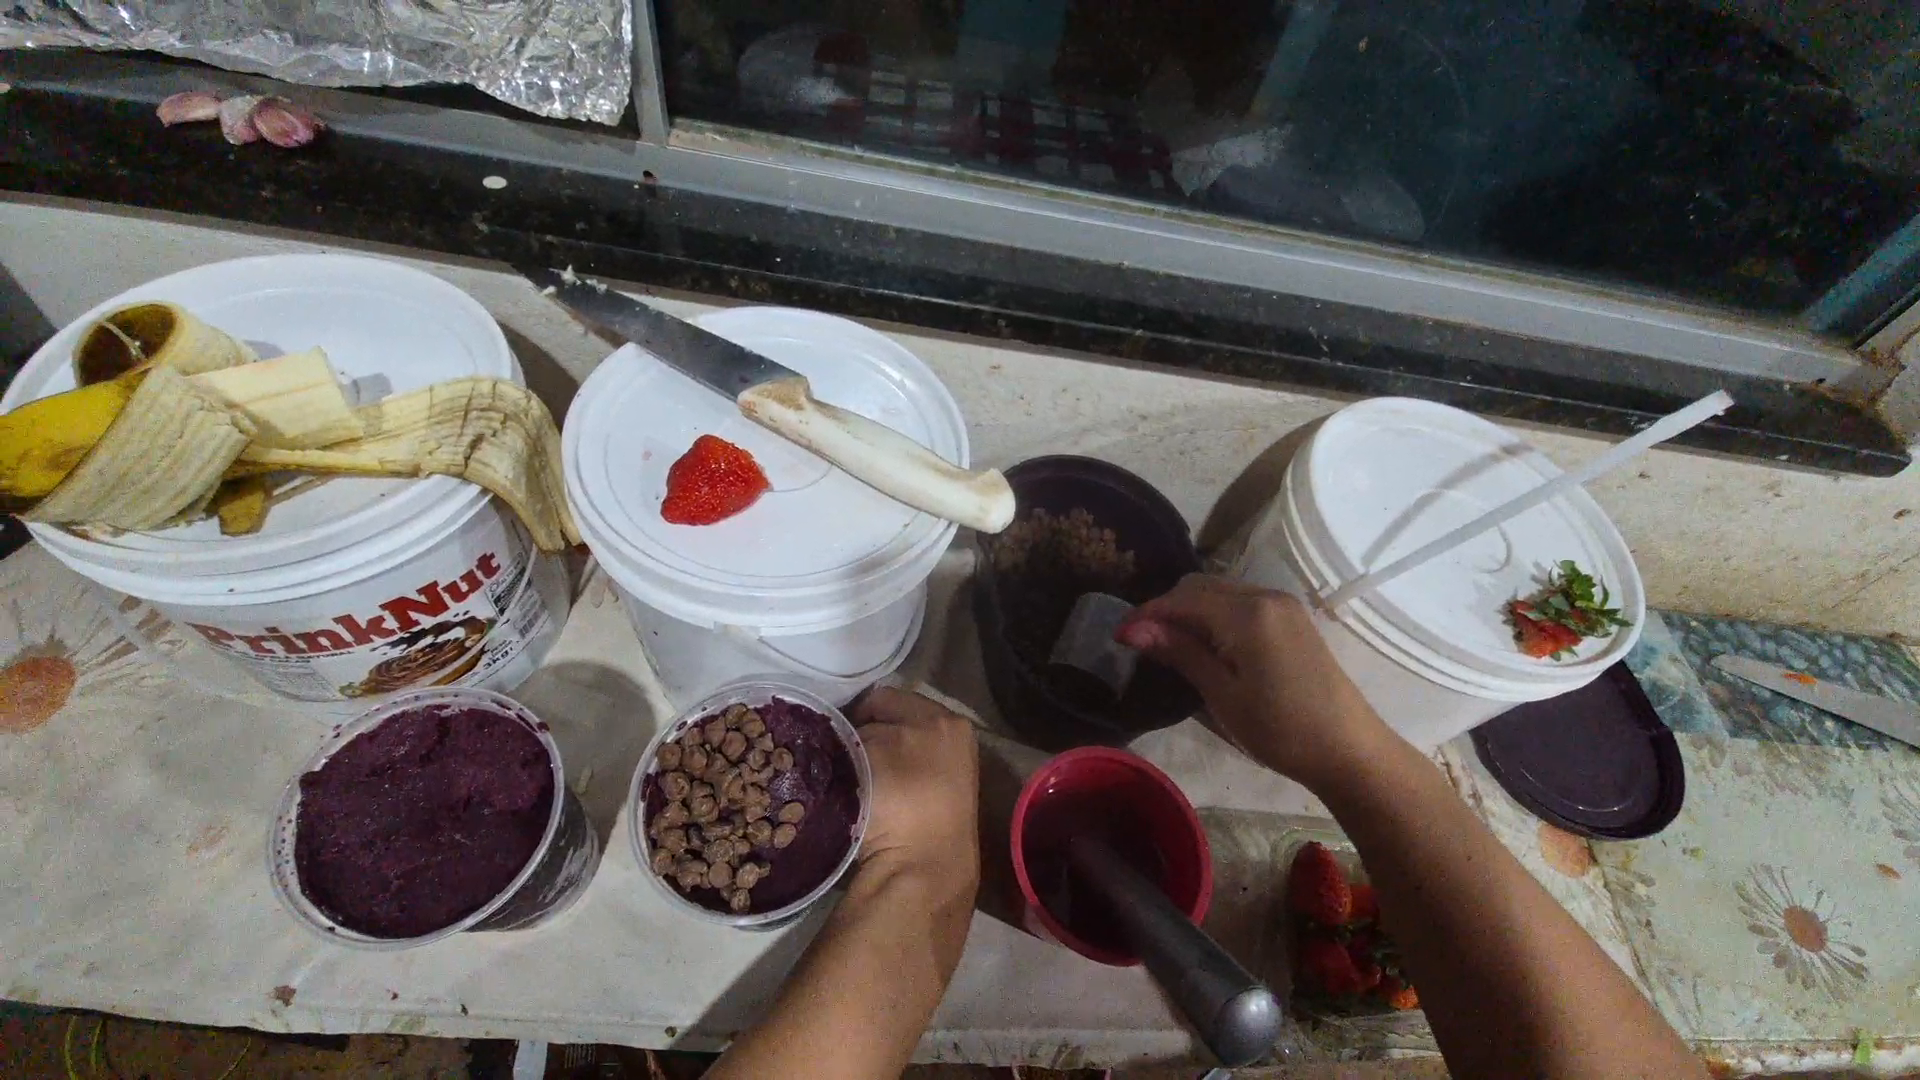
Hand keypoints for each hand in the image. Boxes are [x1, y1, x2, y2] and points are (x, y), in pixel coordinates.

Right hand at [849, 687, 980, 893]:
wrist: (920, 868)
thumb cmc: (893, 798)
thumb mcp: (863, 750)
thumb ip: (853, 732)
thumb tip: (841, 735)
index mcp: (945, 718)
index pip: (884, 699)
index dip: (854, 714)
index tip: (834, 735)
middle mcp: (958, 738)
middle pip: (898, 723)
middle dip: (870, 735)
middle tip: (842, 757)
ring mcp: (959, 772)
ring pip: (904, 751)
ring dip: (881, 760)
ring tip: (856, 779)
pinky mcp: (952, 804)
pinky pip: (912, 779)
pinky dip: (893, 783)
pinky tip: (876, 798)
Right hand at [1118, 574, 1395, 789]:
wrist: (1350, 750)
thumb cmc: (1281, 729)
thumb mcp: (1222, 694)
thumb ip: (1180, 652)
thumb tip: (1133, 629)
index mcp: (1248, 613)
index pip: (1181, 600)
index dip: (1146, 614)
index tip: (1116, 636)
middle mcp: (1265, 595)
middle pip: (1199, 587)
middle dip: (1166, 609)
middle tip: (1142, 644)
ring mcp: (1282, 605)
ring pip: (1219, 592)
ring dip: (1189, 610)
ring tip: (1169, 646)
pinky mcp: (1290, 618)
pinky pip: (1239, 602)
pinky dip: (1214, 615)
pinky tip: (1205, 644)